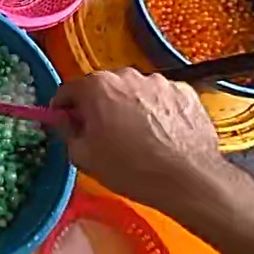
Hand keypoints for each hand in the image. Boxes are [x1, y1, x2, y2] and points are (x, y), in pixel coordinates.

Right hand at [54, 70, 230, 217]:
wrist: (189, 179)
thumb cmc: (132, 169)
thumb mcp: (85, 158)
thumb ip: (67, 133)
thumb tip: (66, 122)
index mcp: (97, 86)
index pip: (69, 90)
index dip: (64, 109)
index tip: (68, 124)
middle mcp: (127, 75)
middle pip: (104, 88)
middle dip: (100, 107)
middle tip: (105, 136)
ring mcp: (159, 81)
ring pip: (135, 92)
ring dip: (131, 108)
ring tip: (140, 139)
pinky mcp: (184, 91)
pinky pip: (163, 99)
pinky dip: (159, 112)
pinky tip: (164, 136)